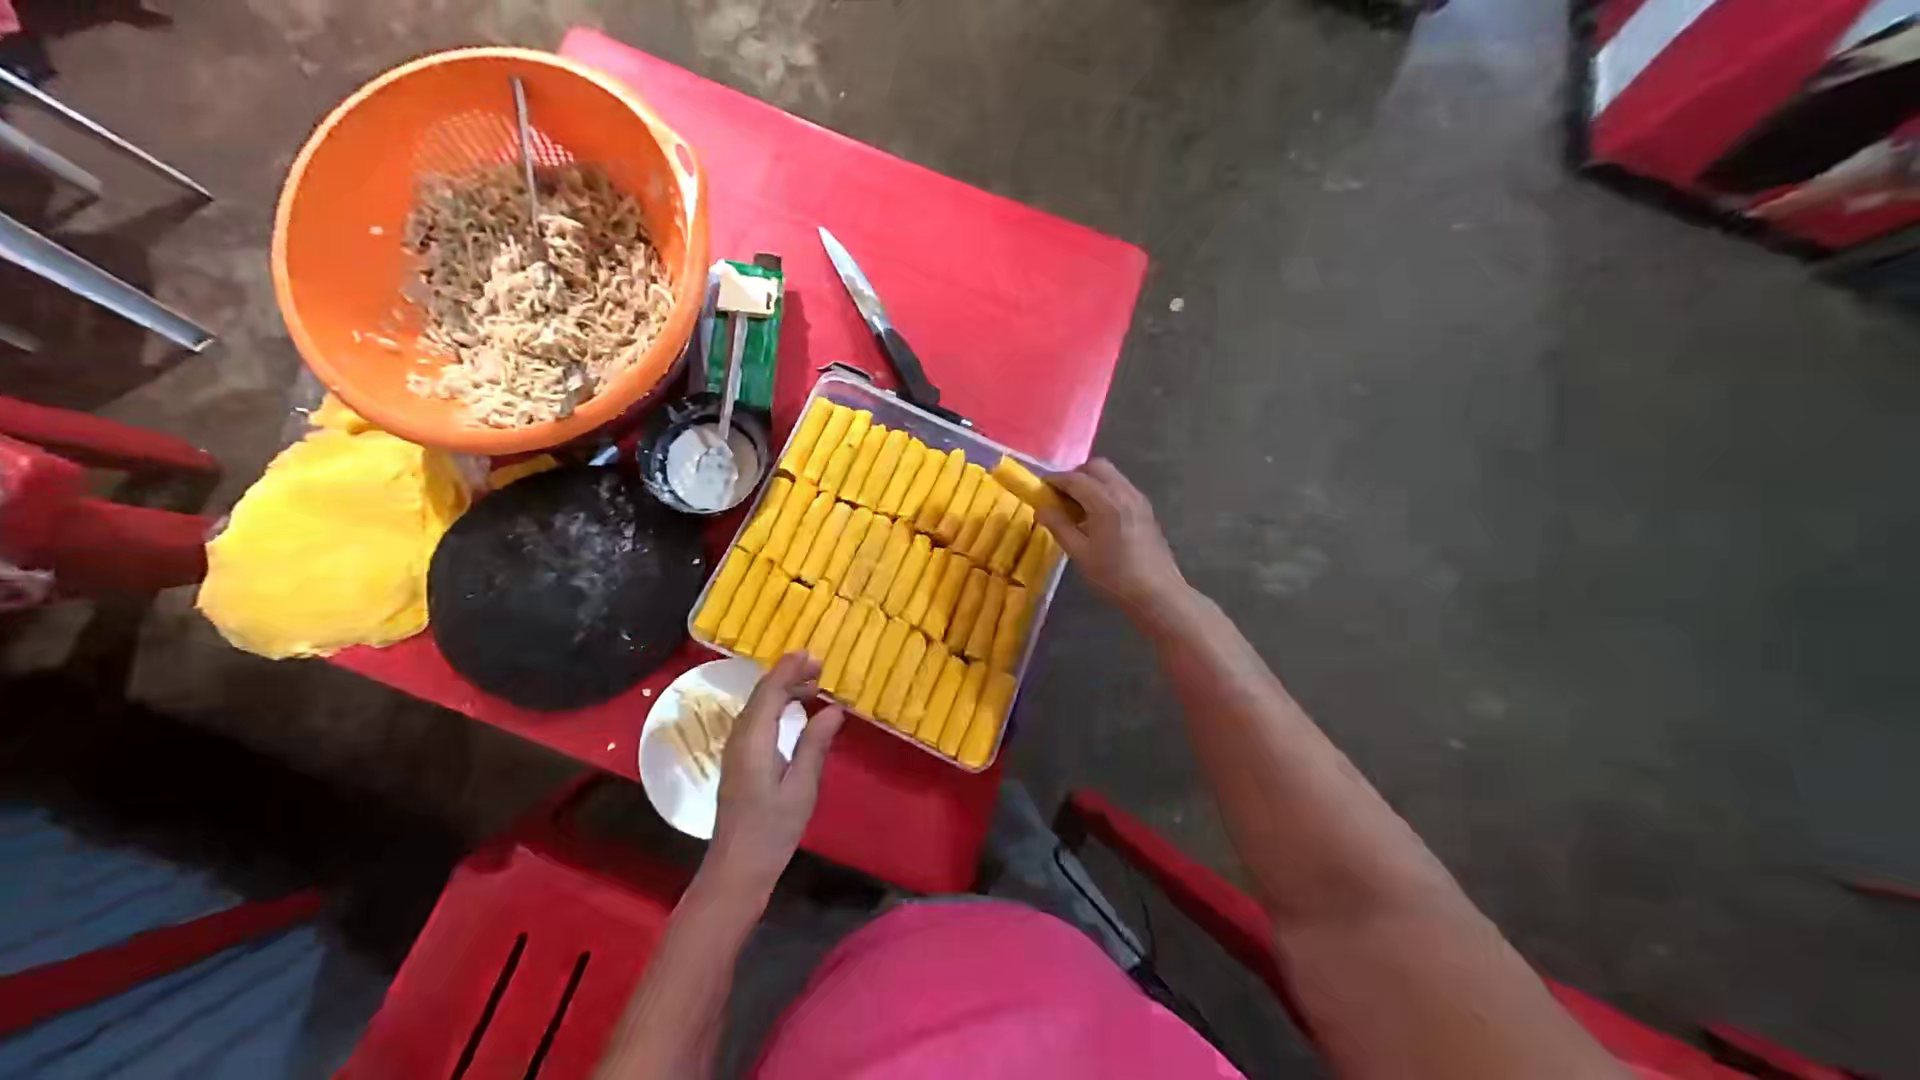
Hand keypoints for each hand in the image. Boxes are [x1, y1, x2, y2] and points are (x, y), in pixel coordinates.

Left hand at [708, 653, 844, 894]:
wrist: (737, 868)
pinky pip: (757, 720)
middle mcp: (740, 738)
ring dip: (782, 689)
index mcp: (754, 740)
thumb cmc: (772, 830)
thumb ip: (815, 744)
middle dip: (788, 675)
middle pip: (762, 694)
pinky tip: (794, 712)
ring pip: (758, 706)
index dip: (790, 669)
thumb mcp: (802, 787)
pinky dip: (776, 706)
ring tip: (812, 684)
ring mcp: (737, 750)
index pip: (770, 691)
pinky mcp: (740, 761)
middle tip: (819, 666)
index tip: (812, 654)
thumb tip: (834, 709)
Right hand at [1042, 459, 1187, 615]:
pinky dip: (1105, 491)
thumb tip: (1042, 508)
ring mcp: (1138, 498)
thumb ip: (1059, 526)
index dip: (1055, 481)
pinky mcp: (1146, 509)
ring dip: (1092, 482)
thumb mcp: (1080, 553)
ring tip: (1078, 509)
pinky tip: (1098, 517)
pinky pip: (1121, 487)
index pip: (1075, 478)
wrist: (1157, 593)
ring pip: (1111, 475)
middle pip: (1096, 467)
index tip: (1040, 490)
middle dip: (1075, 476)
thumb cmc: (1114, 576)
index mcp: (1106, 501)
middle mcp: (1124, 492)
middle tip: (1061, 497)